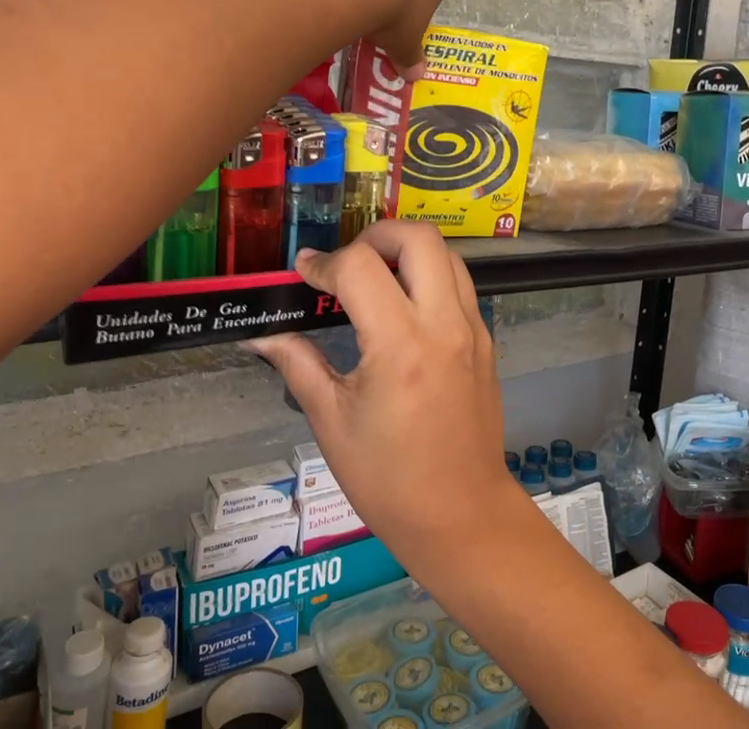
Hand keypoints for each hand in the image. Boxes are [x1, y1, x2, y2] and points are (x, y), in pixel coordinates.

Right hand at [243, 221, 516, 556]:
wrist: (461, 513)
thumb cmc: (388, 479)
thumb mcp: (331, 422)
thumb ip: (297, 364)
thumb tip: (261, 333)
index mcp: (401, 346)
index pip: (360, 266)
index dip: (323, 263)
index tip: (303, 275)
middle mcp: (444, 326)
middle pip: (420, 237)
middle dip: (376, 235)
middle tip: (347, 263)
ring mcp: (473, 331)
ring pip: (449, 256)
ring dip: (409, 253)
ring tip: (375, 280)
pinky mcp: (487, 342)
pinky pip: (461, 287)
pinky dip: (431, 279)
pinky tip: (403, 310)